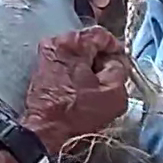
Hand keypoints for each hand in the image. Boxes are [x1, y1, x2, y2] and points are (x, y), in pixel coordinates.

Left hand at [20, 26, 132, 153]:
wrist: (45, 128)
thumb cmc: (79, 111)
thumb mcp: (113, 92)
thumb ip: (120, 68)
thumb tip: (116, 59)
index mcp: (72, 43)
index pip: (101, 34)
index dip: (116, 48)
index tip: (121, 65)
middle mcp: (55, 41)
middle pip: (88, 41)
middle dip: (101, 57)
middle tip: (109, 78)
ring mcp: (46, 52)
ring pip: (77, 51)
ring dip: (89, 64)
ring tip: (95, 85)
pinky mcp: (41, 65)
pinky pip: (66, 60)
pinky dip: (76, 69)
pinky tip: (80, 87)